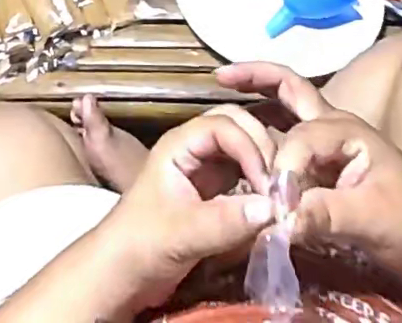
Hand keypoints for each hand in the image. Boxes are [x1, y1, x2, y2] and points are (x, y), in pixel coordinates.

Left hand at [94, 107, 278, 310]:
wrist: (121, 275)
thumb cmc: (141, 245)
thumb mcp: (182, 233)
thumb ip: (226, 220)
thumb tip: (273, 207)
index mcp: (180, 143)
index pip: (224, 125)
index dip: (250, 149)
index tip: (268, 185)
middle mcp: (195, 147)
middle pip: (238, 125)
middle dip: (262, 148)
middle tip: (280, 185)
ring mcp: (205, 167)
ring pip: (243, 147)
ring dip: (264, 164)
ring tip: (279, 195)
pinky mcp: (214, 190)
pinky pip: (243, 174)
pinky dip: (260, 184)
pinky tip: (269, 204)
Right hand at [216, 62, 401, 282]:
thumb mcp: (374, 219)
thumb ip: (326, 214)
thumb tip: (279, 216)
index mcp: (346, 129)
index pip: (298, 141)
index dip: (283, 171)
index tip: (278, 206)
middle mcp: (333, 127)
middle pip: (290, 89)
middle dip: (256, 76)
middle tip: (222, 75)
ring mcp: (329, 146)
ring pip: (287, 111)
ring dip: (258, 97)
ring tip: (229, 91)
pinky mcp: (326, 170)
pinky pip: (288, 142)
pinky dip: (265, 135)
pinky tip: (247, 144)